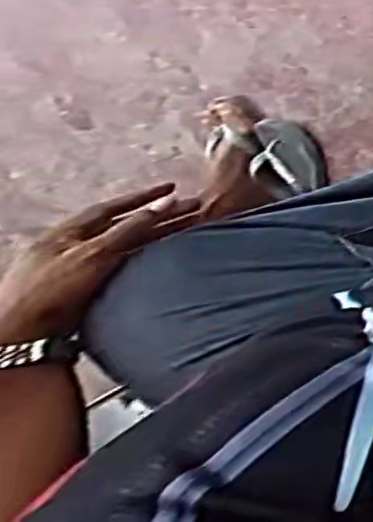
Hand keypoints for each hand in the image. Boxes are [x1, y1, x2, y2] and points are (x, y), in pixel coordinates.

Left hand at [0, 183, 201, 343]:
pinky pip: (129, 257)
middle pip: (124, 224)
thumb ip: (132, 226)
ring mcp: (82, 265)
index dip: (143, 197)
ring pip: (130, 240)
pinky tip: (170, 246)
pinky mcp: (92, 281)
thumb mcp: (94, 253)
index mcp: (64, 235)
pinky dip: (152, 248)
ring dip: (161, 230)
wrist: (26, 336)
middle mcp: (73, 246)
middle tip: (195, 205)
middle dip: (161, 213)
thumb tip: (168, 200)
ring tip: (193, 222)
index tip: (173, 188)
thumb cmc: (52, 289)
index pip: (109, 208)